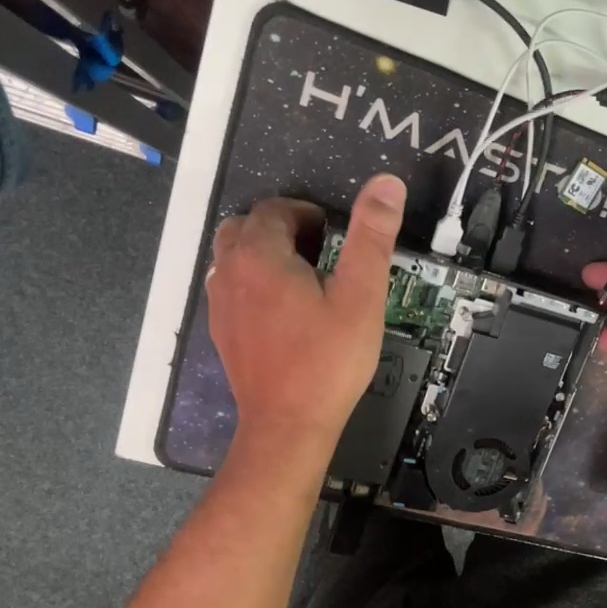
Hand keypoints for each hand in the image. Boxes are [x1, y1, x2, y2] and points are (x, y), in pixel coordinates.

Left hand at [207, 174, 405, 453]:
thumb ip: (371, 236)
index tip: (337, 235)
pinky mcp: (222, 332)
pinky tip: (286, 312)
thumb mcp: (361, 295)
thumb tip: (386, 183)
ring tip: (305, 279)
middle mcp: (229, 271)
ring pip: (234, 257)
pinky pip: (232, 289)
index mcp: (260, 255)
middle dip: (283, 229)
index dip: (308, 214)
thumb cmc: (329, 359)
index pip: (276, 209)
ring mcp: (220, 304)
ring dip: (265, 254)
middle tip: (322, 253)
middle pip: (247, 227)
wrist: (289, 424)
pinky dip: (255, 284)